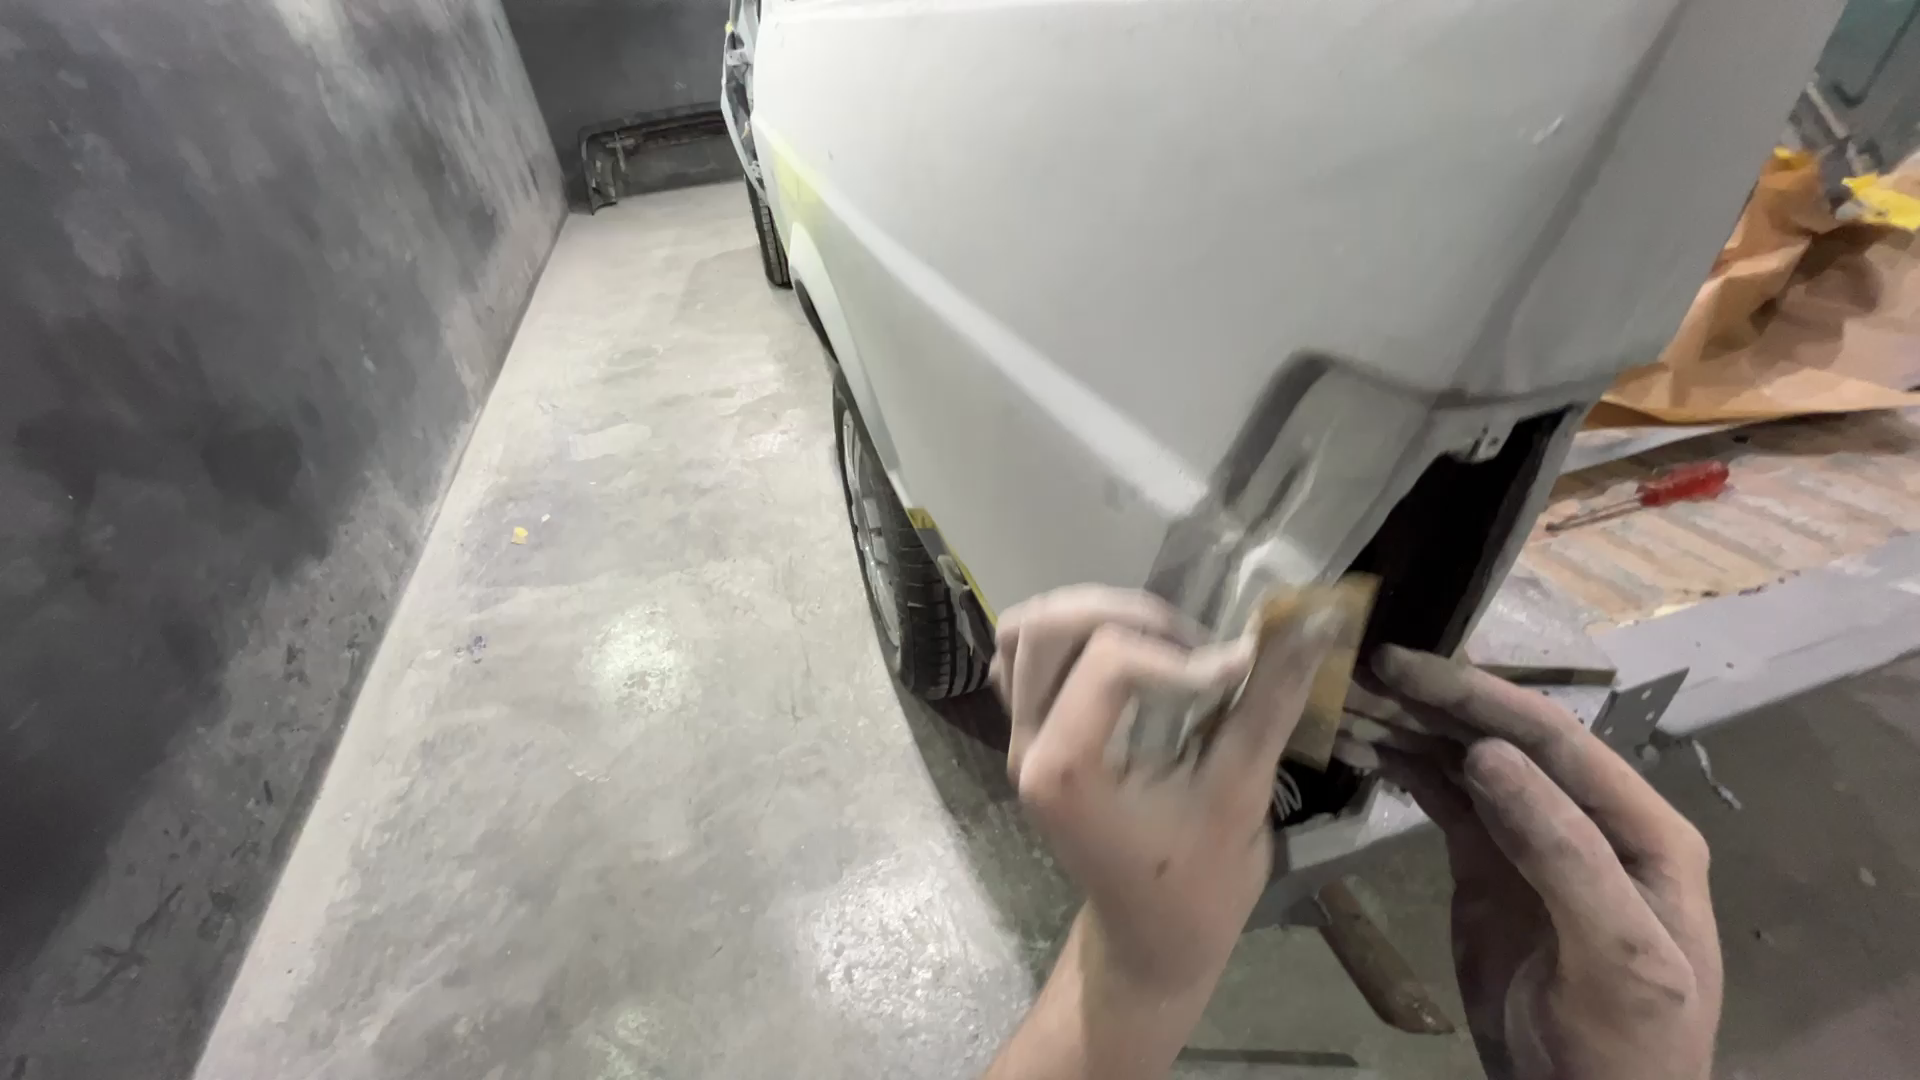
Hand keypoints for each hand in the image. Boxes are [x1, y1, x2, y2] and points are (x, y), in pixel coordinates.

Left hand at [992, 585, 1326, 999]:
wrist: (1151, 937)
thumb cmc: (1197, 886)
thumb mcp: (1239, 796)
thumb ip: (1266, 703)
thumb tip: (1310, 624)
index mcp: (1062, 768)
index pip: (1109, 660)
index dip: (1182, 654)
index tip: (1241, 672)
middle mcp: (1024, 743)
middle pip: (1047, 627)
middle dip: (1126, 616)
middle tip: (1190, 643)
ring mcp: (1016, 736)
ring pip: (1021, 632)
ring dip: (1087, 616)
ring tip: (1153, 637)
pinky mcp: (1027, 731)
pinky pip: (1018, 659)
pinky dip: (1061, 638)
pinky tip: (1116, 654)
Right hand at [1371, 646, 1720, 1079]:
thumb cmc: (1624, 1042)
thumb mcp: (1614, 956)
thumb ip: (1562, 852)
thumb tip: (1486, 752)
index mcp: (1637, 825)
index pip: (1552, 736)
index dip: (1476, 692)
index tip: (1400, 664)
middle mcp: (1579, 811)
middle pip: (1494, 734)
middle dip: (1423, 700)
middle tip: (1351, 670)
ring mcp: (1526, 829)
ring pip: (1455, 755)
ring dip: (1400, 724)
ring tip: (1339, 700)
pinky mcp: (1482, 851)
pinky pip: (1434, 790)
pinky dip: (1394, 762)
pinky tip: (1356, 743)